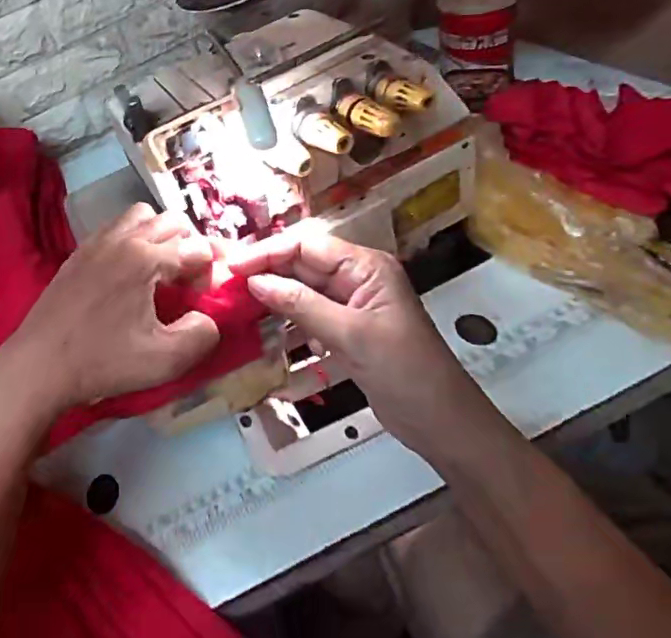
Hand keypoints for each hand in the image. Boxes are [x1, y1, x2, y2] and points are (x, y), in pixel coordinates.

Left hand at [0, 204, 221, 420]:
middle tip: (185, 281)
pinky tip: (127, 271)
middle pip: (173, 220)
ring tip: (158, 268)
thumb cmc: (103, 362)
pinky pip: (116, 226)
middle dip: (189, 245)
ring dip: (159, 233)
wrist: (38, 366)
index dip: (208, 271)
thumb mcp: (164, 361)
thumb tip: (207, 318)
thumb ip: (201, 335)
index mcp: (145, 259)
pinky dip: (132, 237)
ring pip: (142, 215)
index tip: (201, 298)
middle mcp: (123, 239)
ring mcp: (98, 241)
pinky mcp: (79, 251)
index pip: (196, 247)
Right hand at [224, 231, 500, 460]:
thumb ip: (301, 305)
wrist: (444, 424)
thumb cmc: (405, 372)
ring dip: (273, 299)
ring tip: (236, 308)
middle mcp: (357, 279)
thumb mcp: (351, 336)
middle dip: (266, 273)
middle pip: (303, 266)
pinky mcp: (347, 332)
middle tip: (225, 286)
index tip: (233, 267)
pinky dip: (289, 324)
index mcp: (365, 266)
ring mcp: (352, 306)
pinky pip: (310, 318)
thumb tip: (255, 281)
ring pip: (303, 292)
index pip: (307, 246)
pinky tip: (264, 334)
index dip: (268, 252)